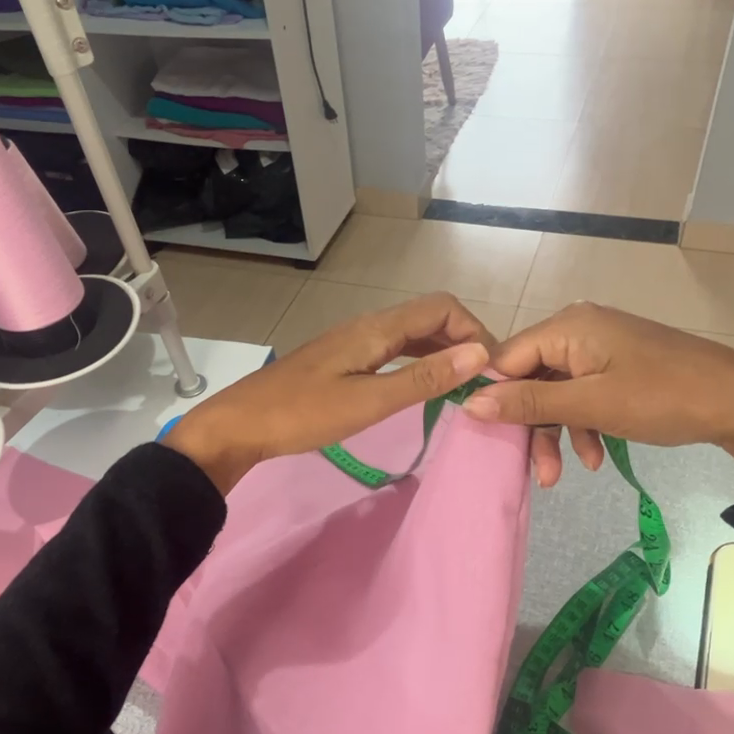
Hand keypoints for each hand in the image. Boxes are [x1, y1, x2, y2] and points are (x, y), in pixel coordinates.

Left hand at [162, 292, 496, 492]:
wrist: (240, 425)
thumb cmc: (302, 415)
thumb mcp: (369, 401)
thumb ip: (423, 379)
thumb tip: (479, 354)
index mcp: (377, 329)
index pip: (443, 308)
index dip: (475, 331)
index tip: (494, 370)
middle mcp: (369, 326)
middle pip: (430, 317)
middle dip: (464, 341)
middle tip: (486, 382)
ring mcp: (355, 342)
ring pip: (412, 334)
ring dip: (443, 353)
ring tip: (464, 388)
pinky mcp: (344, 359)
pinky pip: (395, 350)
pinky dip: (419, 363)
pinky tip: (423, 388)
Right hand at [462, 303, 733, 495]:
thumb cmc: (662, 398)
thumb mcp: (591, 405)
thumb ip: (529, 403)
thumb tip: (470, 402)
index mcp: (568, 326)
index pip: (506, 359)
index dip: (496, 399)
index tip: (490, 440)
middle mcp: (579, 329)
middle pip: (530, 379)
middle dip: (532, 427)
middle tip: (537, 473)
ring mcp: (600, 348)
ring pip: (556, 393)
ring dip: (558, 434)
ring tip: (564, 475)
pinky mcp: (617, 367)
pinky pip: (583, 395)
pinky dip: (584, 426)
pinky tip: (598, 456)